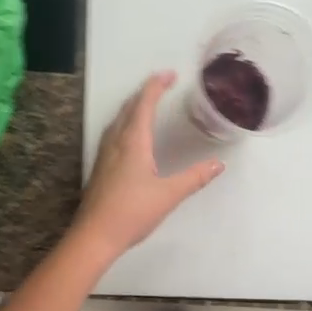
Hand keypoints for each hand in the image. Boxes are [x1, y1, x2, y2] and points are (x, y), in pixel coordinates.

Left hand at [73, 70, 224, 259]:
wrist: (94, 236)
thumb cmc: (131, 213)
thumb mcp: (168, 195)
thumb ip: (194, 178)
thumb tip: (218, 164)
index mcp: (133, 142)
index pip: (144, 104)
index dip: (156, 86)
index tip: (170, 74)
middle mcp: (115, 142)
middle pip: (128, 108)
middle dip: (145, 92)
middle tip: (162, 84)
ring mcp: (104, 154)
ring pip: (118, 120)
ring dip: (132, 106)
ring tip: (146, 103)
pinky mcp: (99, 167)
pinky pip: (112, 133)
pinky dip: (124, 122)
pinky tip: (128, 134)